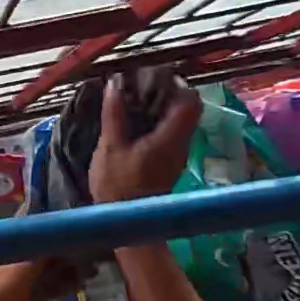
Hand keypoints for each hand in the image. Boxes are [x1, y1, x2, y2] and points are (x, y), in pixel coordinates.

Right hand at [88, 78, 201, 202]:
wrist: (126, 223)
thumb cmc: (117, 185)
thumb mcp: (110, 145)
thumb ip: (114, 113)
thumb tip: (116, 83)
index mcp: (170, 138)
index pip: (189, 101)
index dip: (175, 83)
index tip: (151, 77)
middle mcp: (181, 144)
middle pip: (187, 110)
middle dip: (166, 94)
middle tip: (139, 86)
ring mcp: (177, 156)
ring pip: (179, 122)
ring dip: (160, 108)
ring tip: (132, 102)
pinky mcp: (168, 164)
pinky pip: (170, 134)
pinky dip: (156, 123)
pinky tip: (134, 123)